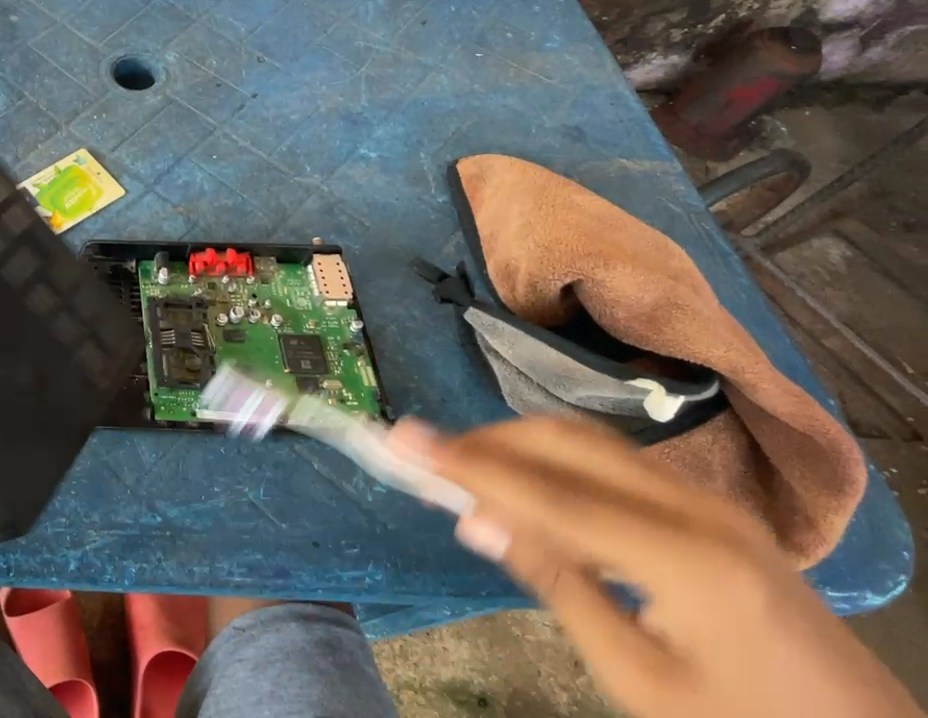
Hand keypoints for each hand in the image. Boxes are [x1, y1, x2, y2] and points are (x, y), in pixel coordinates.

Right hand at [392, 415, 920, 717]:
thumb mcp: (639, 677)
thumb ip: (559, 585)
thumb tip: (477, 521)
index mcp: (685, 559)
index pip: (548, 492)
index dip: (467, 463)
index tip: (401, 437)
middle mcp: (700, 510)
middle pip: (567, 444)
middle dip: (488, 443)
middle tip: (425, 456)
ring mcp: (712, 506)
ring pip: (588, 447)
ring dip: (517, 451)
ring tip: (461, 476)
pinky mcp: (712, 513)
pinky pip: (614, 469)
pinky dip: (554, 470)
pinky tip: (524, 498)